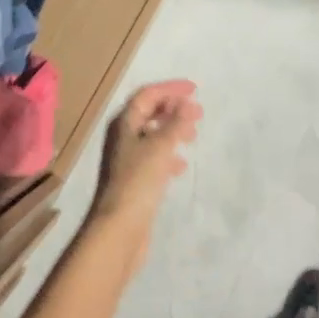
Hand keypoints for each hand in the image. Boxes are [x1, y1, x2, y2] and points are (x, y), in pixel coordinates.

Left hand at [89, 80, 201, 241]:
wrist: (120, 228)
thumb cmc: (138, 181)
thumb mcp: (160, 147)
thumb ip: (175, 123)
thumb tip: (185, 103)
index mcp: (124, 123)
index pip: (147, 95)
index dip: (170, 89)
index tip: (194, 90)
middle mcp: (123, 137)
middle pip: (149, 113)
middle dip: (174, 110)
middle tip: (198, 114)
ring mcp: (127, 159)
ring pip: (153, 135)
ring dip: (173, 131)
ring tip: (193, 136)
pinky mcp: (134, 180)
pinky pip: (154, 158)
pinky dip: (169, 156)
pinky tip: (181, 166)